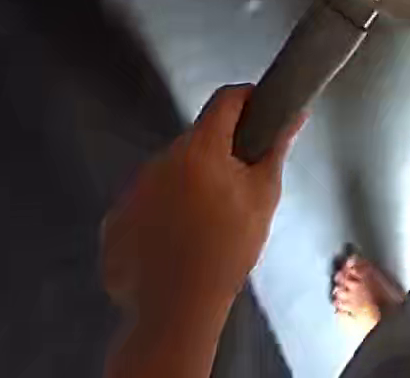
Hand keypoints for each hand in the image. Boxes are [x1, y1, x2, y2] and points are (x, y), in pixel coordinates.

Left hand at [102, 85, 301, 324]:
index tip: (260, 112)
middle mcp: (161, 160)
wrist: (177, 311)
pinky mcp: (112, 222)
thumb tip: (297, 112)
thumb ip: (277, 146)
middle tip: (238, 177)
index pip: (225, 99)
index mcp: (201, 147)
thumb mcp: (265, 193)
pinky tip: (175, 235)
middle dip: (218, 149)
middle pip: (197, 137)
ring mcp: (132, 191)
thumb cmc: (230, 245)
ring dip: (187, 178)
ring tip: (205, 213)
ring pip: (169, 168)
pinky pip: (145, 200)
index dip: (247, 99)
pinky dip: (161, 208)